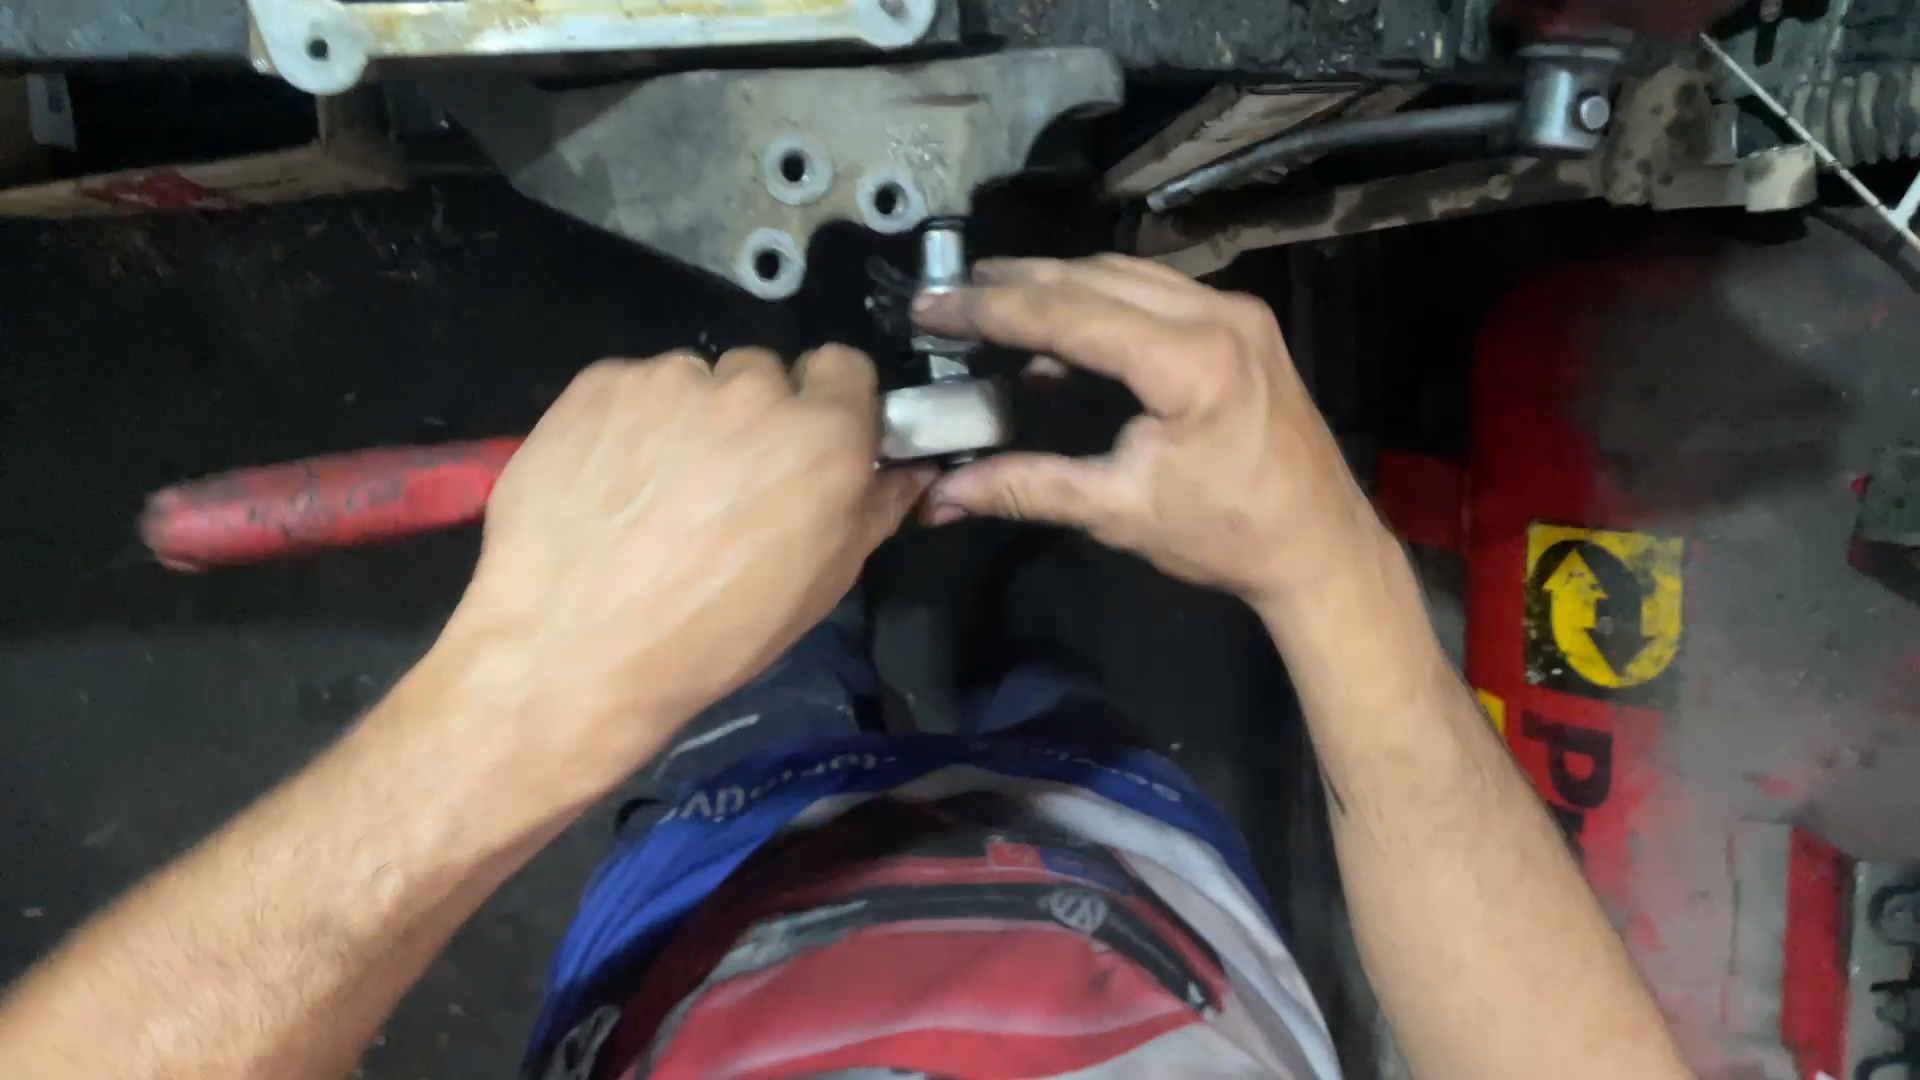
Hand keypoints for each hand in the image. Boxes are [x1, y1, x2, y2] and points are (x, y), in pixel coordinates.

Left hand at [433, 345, 930, 788]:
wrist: (577, 650)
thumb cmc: (723, 629)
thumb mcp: (826, 580)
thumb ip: (876, 509)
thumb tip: (910, 471)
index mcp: (825, 436)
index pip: (846, 367)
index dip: (832, 402)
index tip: (811, 441)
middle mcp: (754, 391)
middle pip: (769, 374)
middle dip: (760, 415)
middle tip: (731, 480)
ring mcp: (671, 381)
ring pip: (699, 381)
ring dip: (695, 418)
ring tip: (662, 488)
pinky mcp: (599, 384)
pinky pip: (636, 389)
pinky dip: (634, 423)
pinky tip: (615, 483)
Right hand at [914, 255, 1384, 610]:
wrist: (1317, 546)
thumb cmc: (1224, 535)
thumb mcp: (1119, 512)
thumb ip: (1026, 488)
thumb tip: (942, 497)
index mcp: (1190, 361)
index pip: (1070, 314)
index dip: (992, 309)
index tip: (934, 307)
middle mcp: (1217, 315)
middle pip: (1095, 277)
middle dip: (1015, 283)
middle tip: (952, 291)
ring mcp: (1235, 313)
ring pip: (1126, 274)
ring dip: (1057, 282)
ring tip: (994, 294)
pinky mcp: (1241, 325)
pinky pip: (1155, 291)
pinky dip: (1099, 297)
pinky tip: (1064, 324)